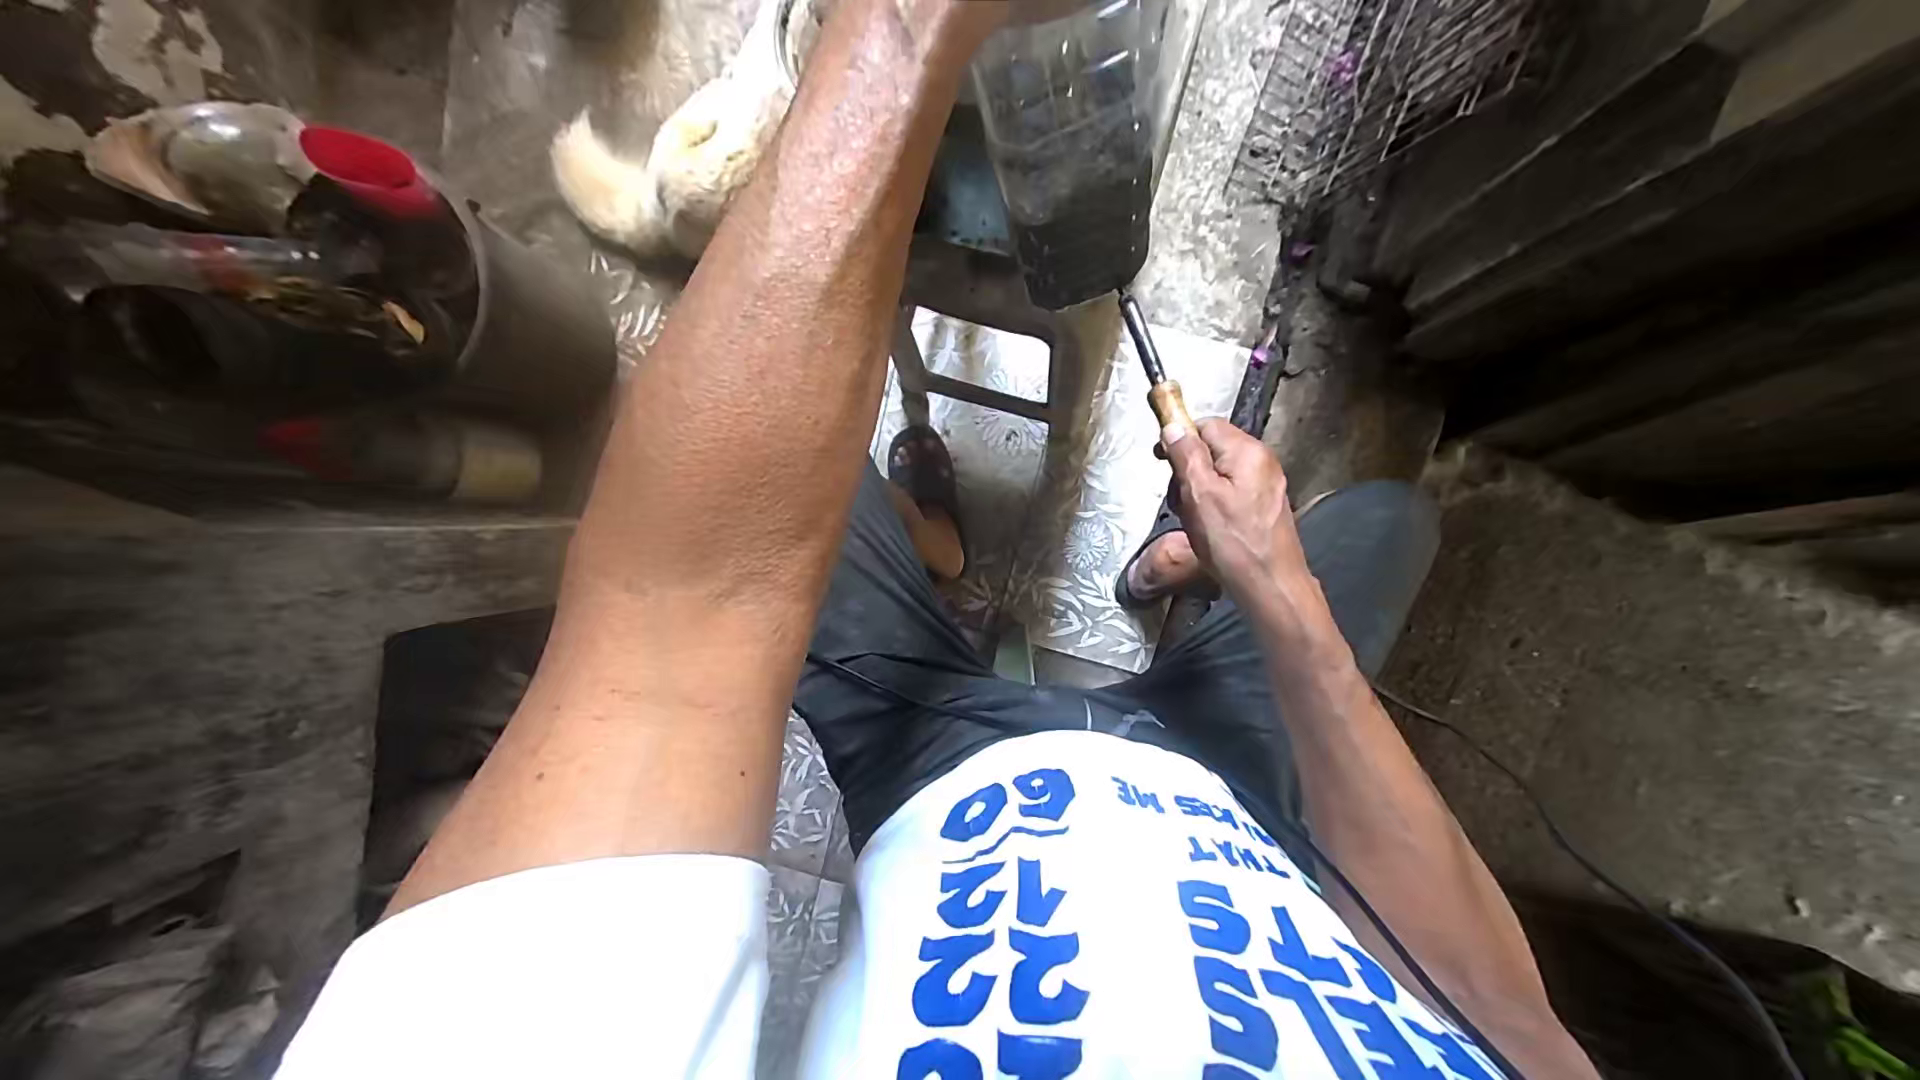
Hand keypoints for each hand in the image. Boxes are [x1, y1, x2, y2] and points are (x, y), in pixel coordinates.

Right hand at [1160, 418, 1314, 605]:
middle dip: (1187, 470)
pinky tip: (1207, 526)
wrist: (1269, 584)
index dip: (1180, 438)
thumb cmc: (1233, 542)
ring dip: (1197, 490)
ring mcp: (1265, 483)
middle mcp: (1261, 461)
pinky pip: (1230, 491)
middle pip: (1212, 448)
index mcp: (1247, 452)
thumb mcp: (1199, 494)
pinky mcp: (1264, 504)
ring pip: (1218, 472)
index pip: (1206, 425)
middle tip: (1180, 499)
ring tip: (1193, 517)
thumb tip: (1174, 426)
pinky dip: (1212, 503)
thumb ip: (1186, 455)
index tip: (1161, 459)